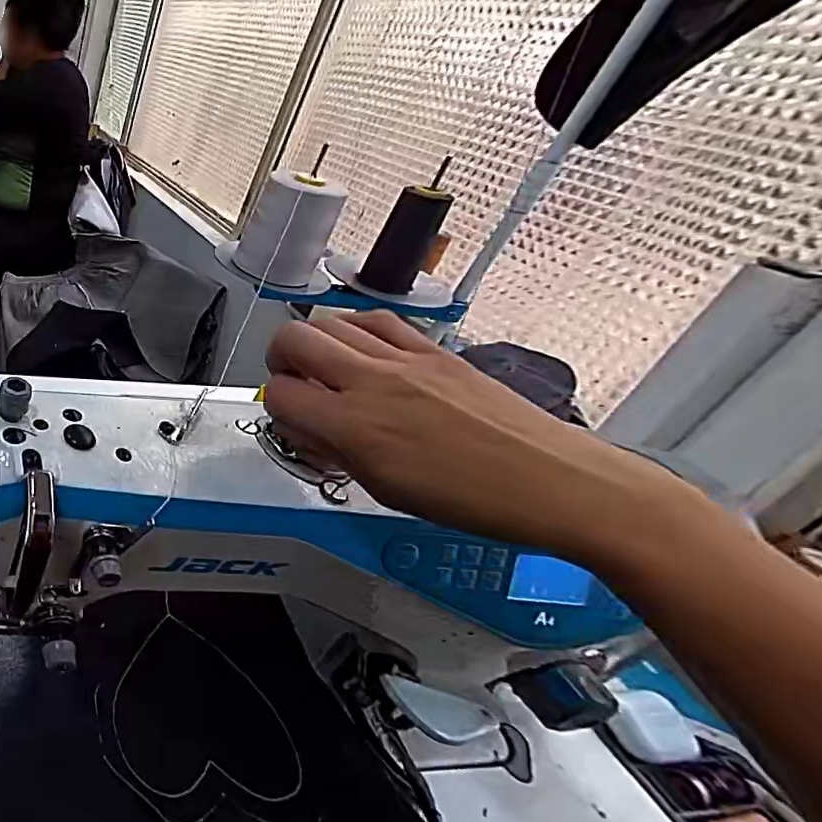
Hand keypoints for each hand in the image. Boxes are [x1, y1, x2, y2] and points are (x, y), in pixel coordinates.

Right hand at [263, 311, 713, 564]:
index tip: (289, 419)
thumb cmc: (470, 500)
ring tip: (323, 362)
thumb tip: (308, 429)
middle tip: (291, 381)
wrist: (547, 478)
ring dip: (314, 340)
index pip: (281, 396)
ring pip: (331, 322)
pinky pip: (378, 321)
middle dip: (279, 358)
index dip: (275, 406)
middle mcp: (370, 382)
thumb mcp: (387, 490)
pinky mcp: (432, 348)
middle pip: (294, 341)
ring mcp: (403, 358)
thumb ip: (338, 452)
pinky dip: (355, 327)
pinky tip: (359, 343)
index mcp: (355, 428)